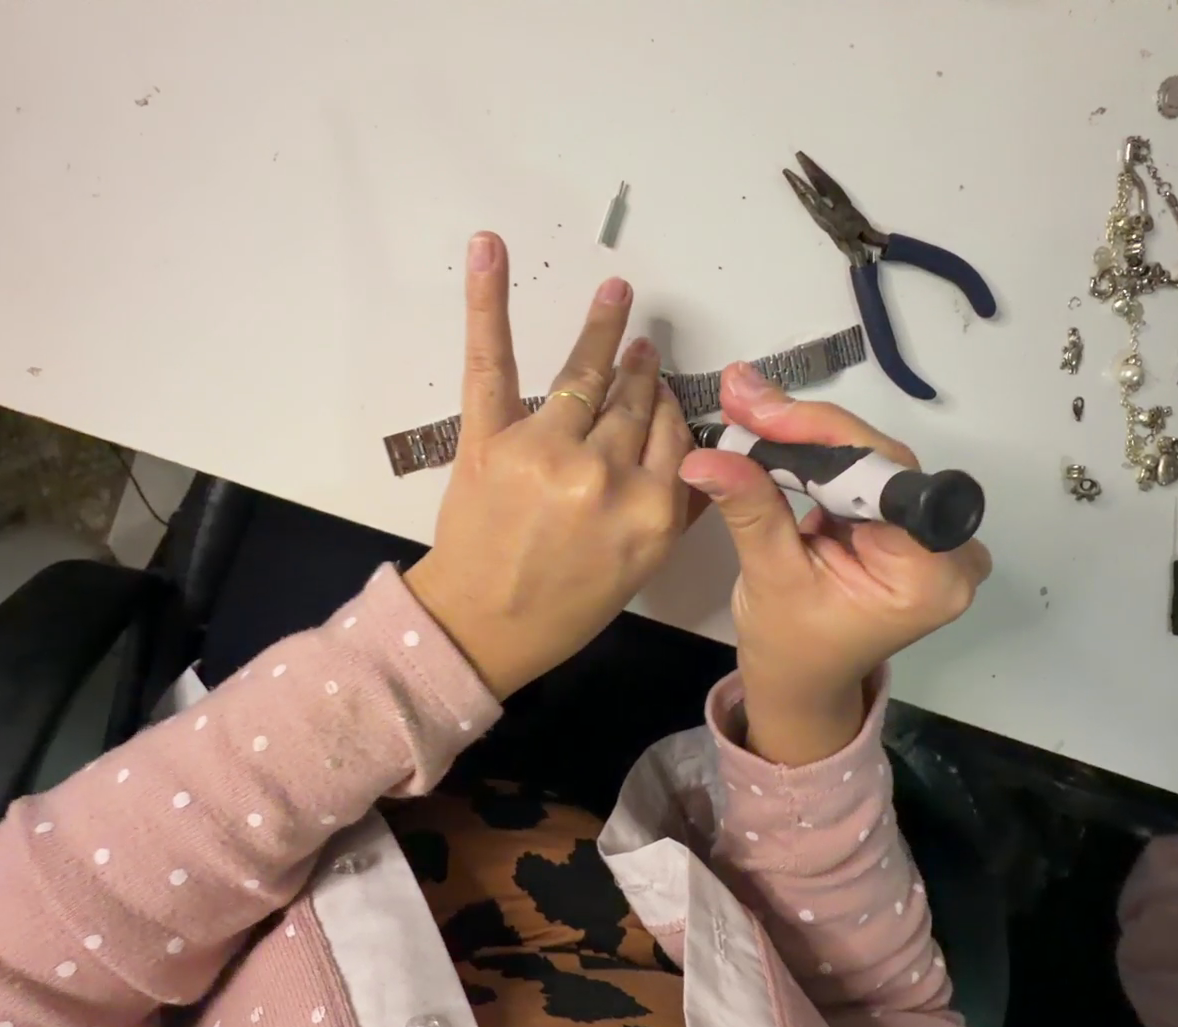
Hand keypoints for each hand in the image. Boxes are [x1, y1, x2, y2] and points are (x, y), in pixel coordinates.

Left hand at [405, 233, 693, 698]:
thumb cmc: (567, 606)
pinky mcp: (490, 439)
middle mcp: (607, 473)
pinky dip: (487, 301)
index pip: (675, 433)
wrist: (484, 627)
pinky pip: (493, 363)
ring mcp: (547, 450)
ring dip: (604, 333)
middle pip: (634, 404)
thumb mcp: (642, 565)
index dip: (668, 408)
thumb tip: (693, 452)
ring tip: (616, 296)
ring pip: (585, 378)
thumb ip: (676, 507)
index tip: (663, 390)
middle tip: (643, 346)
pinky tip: (489, 248)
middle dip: (640, 373)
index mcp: (653, 510)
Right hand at [679, 364, 991, 764]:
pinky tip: (769, 433)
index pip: (880, 476)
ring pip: (865, 460)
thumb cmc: (789, 647)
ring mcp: (930, 535)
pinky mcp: (903, 525)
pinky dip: (811, 456)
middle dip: (802, 431)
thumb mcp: (768, 579)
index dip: (817, 434)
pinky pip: (860, 474)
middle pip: (876, 461)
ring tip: (745, 410)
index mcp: (927, 574)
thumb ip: (750, 509)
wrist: (801, 681)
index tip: (755, 406)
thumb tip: (703, 456)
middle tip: (740, 398)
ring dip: (802, 437)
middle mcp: (948, 549)